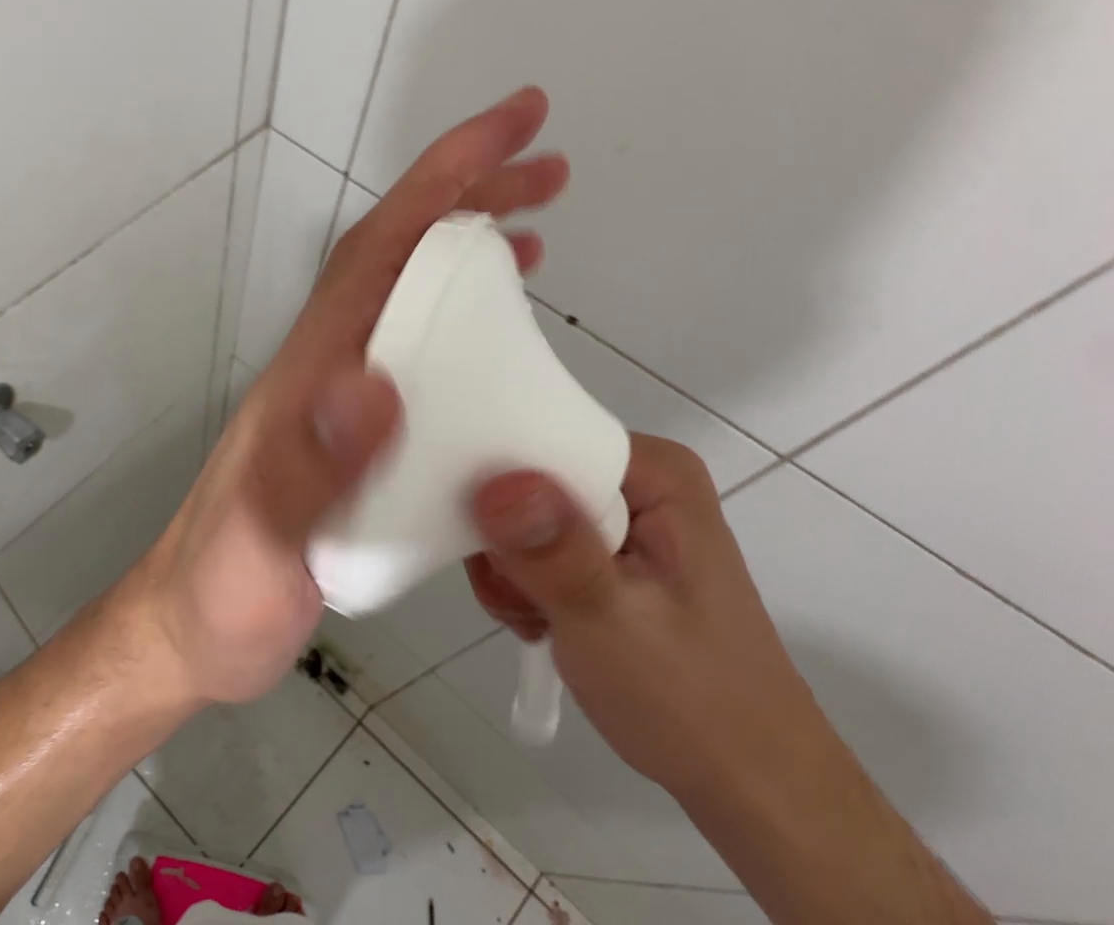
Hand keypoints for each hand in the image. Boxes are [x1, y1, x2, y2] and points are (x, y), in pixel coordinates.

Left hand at [119, 86, 570, 704]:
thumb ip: (313, 469)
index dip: (442, 182)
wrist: (189, 633)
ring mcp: (333, 411)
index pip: (375, 253)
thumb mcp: (265, 539)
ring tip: (540, 237)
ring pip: (405, 307)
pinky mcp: (350, 451)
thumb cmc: (221, 591)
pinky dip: (458, 336)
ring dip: (467, 259)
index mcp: (308, 378)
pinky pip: (413, 368)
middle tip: (551, 169)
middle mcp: (321, 377)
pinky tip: (493, 353)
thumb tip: (374, 382)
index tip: (515, 125)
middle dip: (468, 200)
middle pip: (394, 261)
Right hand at [465, 435, 838, 799]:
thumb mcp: (612, 622)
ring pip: (520, 517)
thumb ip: (555, 553)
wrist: (744, 775)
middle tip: (516, 594)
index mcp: (655, 475)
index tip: (467, 522)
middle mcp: (637, 484)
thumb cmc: (690, 698)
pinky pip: (533, 548)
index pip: (549, 435)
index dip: (499, 471)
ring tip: (535, 619)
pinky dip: (522, 587)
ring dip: (508, 570)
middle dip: (501, 535)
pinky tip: (541, 623)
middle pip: (528, 476)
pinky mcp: (605, 557)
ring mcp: (620, 522)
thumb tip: (497, 484)